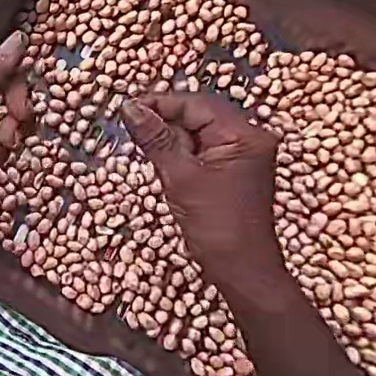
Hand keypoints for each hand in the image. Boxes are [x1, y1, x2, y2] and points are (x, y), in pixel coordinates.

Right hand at [121, 93, 287, 285]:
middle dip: (163, 121)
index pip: (195, 104)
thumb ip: (155, 139)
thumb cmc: (217, 228)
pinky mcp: (232, 170)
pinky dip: (179, 154)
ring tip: (146, 151)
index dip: (159, 103)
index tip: (126, 108)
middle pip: (197, 115)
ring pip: (196, 132)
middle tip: (130, 128)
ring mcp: (242, 155)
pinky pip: (200, 150)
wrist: (243, 272)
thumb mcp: (181, 178)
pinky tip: (164, 164)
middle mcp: (249, 139)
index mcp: (244, 136)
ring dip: (169, 139)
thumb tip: (129, 107)